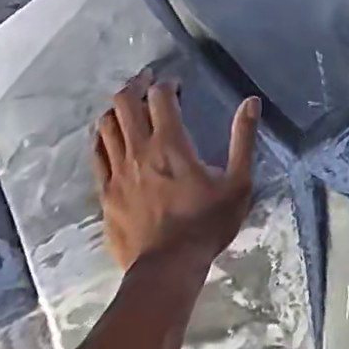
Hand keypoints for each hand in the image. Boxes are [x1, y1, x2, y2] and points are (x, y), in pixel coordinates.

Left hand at [91, 76, 260, 271]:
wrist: (168, 267)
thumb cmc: (206, 225)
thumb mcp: (237, 183)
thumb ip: (243, 139)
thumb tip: (251, 102)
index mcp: (170, 144)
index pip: (160, 96)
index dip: (166, 84)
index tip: (175, 86)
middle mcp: (139, 149)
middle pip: (125, 101)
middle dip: (136, 85)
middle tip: (146, 81)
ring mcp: (118, 170)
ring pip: (106, 123)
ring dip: (117, 108)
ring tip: (128, 105)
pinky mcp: (106, 190)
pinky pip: (97, 153)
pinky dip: (103, 136)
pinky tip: (110, 135)